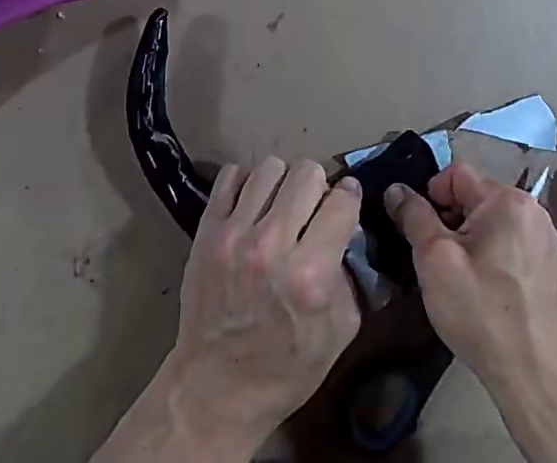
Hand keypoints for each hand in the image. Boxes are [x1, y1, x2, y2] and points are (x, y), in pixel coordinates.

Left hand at [173, 159, 361, 431]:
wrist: (217, 389)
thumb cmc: (288, 366)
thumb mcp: (343, 326)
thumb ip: (351, 269)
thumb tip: (349, 227)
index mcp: (310, 273)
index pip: (343, 199)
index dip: (350, 197)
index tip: (346, 206)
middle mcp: (271, 246)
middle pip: (307, 172)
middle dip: (318, 186)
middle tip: (313, 209)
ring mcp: (233, 236)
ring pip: (270, 167)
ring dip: (283, 183)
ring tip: (281, 207)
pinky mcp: (206, 232)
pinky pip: (231, 176)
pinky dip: (247, 184)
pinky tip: (253, 207)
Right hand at [386, 163, 556, 462]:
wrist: (536, 376)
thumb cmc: (481, 314)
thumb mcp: (435, 261)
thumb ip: (414, 217)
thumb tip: (396, 189)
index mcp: (508, 198)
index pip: (456, 172)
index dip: (429, 194)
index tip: (420, 232)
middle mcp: (533, 208)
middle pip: (475, 194)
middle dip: (449, 218)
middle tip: (437, 259)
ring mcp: (546, 236)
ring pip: (492, 219)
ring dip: (469, 237)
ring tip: (460, 278)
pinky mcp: (551, 262)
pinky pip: (510, 240)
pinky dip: (491, 253)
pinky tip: (485, 289)